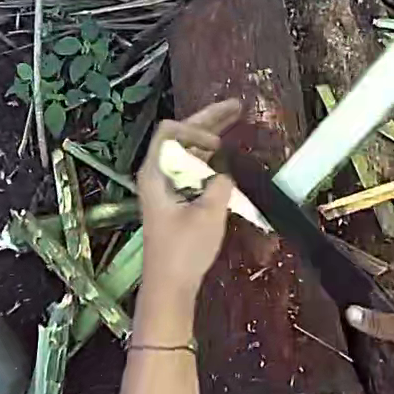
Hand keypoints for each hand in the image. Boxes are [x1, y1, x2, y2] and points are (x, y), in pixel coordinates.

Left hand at [134, 99, 242, 331]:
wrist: (170, 287)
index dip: (195, 128)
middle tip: (237, 106)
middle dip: (209, 120)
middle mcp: (158, 173)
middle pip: (181, 136)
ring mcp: (167, 186)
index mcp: (155, 173)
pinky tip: (229, 154)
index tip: (218, 145)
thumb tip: (225, 173)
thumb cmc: (183, 251)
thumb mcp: (208, 214)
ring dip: (212, 135)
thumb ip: (220, 185)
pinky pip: (193, 167)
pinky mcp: (177, 198)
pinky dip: (211, 157)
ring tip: (237, 119)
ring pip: (189, 150)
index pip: (169, 131)